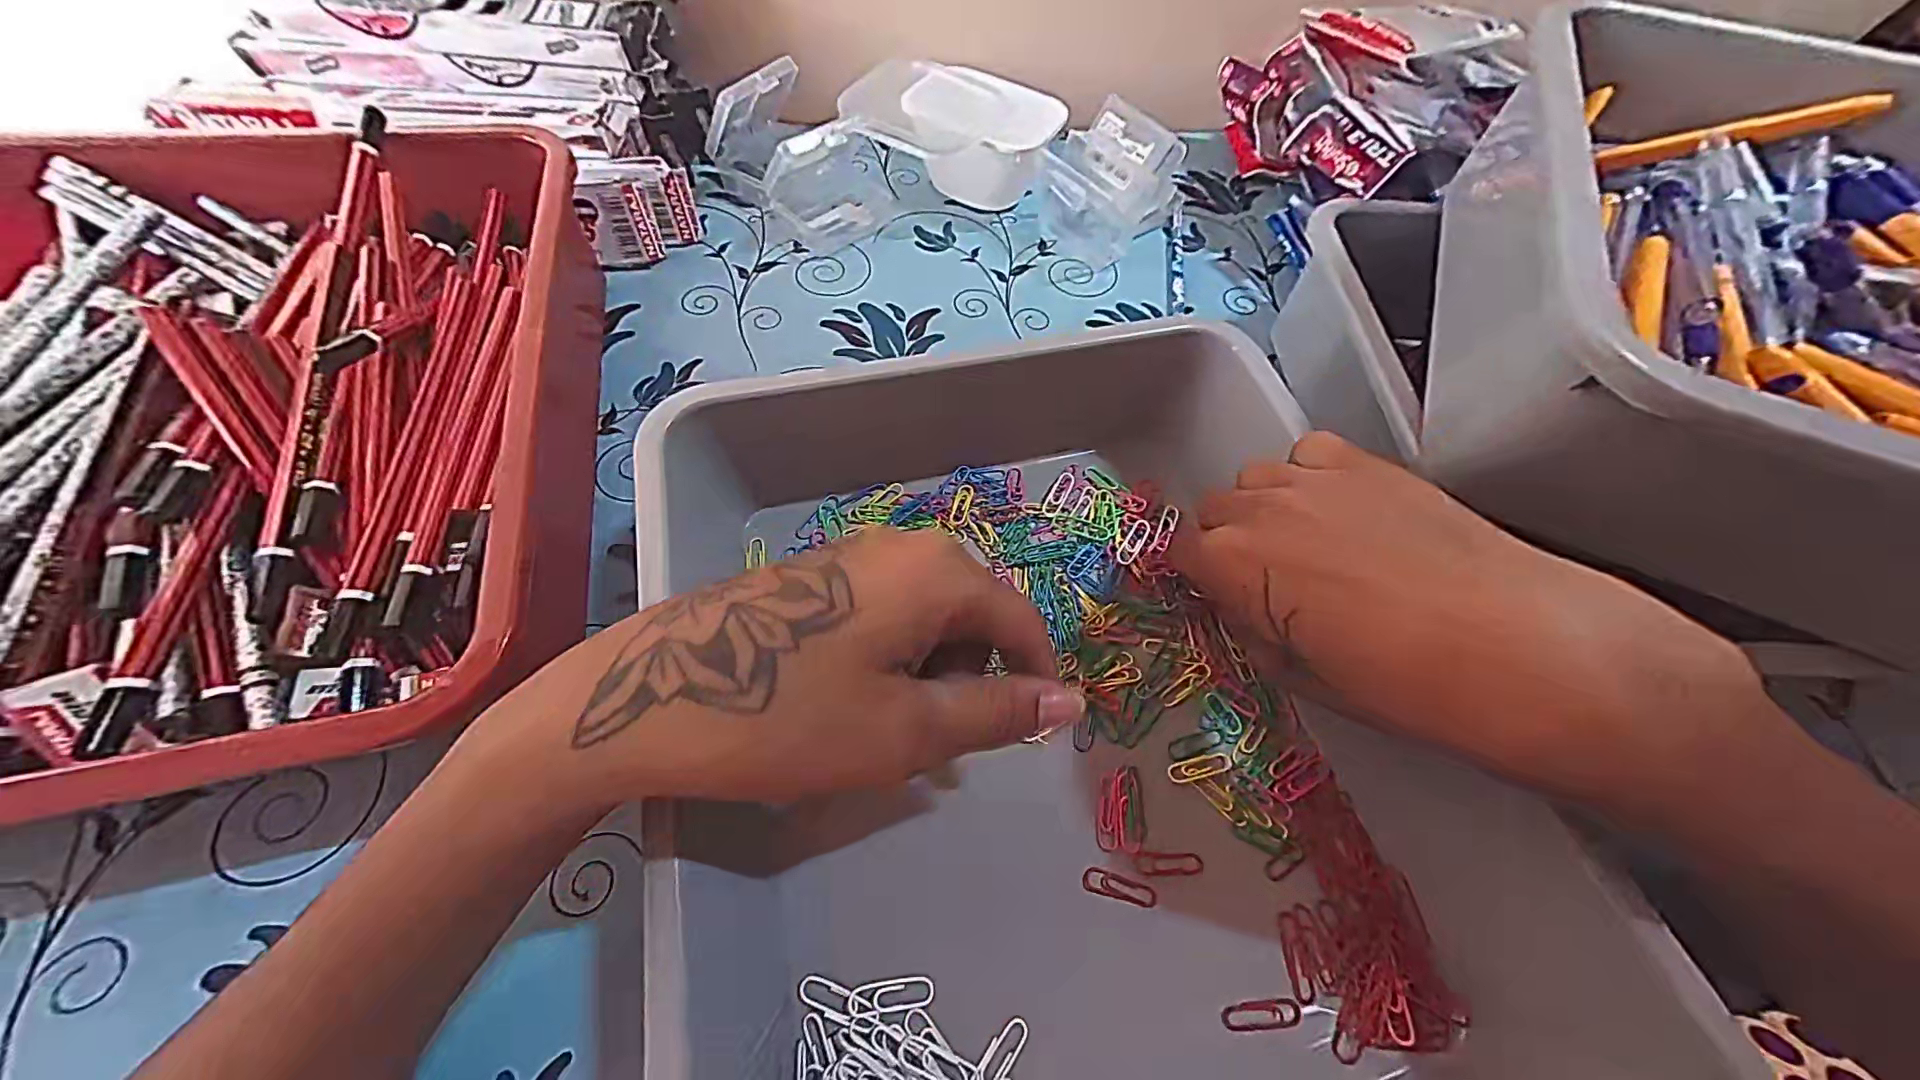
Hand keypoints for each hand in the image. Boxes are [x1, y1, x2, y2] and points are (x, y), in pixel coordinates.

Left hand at [468, 527, 1083, 807]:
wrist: (646, 695)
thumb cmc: (789, 718)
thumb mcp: (907, 730)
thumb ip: (998, 712)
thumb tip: (1070, 700)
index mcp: (938, 572)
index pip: (1021, 621)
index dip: (1033, 680)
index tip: (1024, 734)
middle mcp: (904, 547)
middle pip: (975, 617)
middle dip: (971, 680)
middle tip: (932, 743)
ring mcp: (856, 555)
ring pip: (930, 618)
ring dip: (929, 675)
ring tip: (885, 730)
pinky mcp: (820, 575)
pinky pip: (887, 614)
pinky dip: (891, 660)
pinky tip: (848, 701)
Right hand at [1167, 432, 1785, 826]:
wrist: (1527, 651)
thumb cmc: (1406, 685)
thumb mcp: (1300, 675)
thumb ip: (1251, 628)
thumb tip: (1239, 606)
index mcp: (1232, 563)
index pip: (1175, 548)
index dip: (1189, 573)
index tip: (1208, 592)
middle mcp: (1262, 508)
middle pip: (1212, 510)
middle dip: (1225, 542)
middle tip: (1264, 581)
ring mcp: (1317, 479)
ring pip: (1256, 479)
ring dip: (1263, 508)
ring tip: (1306, 544)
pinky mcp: (1370, 465)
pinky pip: (1309, 454)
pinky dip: (1309, 478)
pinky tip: (1340, 512)